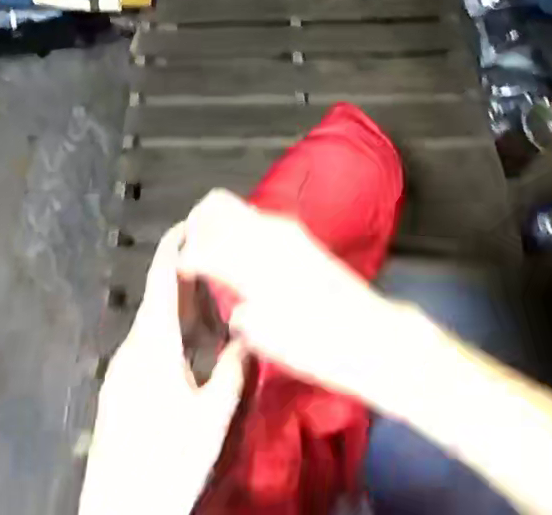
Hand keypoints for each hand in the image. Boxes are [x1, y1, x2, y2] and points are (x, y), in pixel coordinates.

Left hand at [79, 225, 246, 514]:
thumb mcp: (212, 420)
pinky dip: (172, 330)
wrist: (119, 509)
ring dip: (181, 306)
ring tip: (213, 301)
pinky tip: (192, 347)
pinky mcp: (121, 386)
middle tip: (218, 258)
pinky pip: (149, 342)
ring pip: (155, 321)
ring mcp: (123, 366)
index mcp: (154, 342)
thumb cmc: (168, 460)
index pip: (162, 278)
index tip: (193, 220)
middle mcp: (134, 345)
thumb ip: (235, 372)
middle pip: (159, 296)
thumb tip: (251, 334)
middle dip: (186, 275)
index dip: (175, 245)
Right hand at [176, 190, 399, 399]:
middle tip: (189, 251)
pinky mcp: (299, 236)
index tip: (179, 271)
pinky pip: (254, 219)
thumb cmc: (320, 347)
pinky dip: (237, 229)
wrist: (371, 335)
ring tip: (208, 254)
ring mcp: (286, 229)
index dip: (186, 256)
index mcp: (257, 260)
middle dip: (196, 224)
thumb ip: (242, 312)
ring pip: (235, 208)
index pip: (204, 243)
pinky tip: (237, 257)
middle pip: (216, 205)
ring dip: (216, 224)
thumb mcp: (271, 338)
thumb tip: (229, 303)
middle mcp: (269, 233)